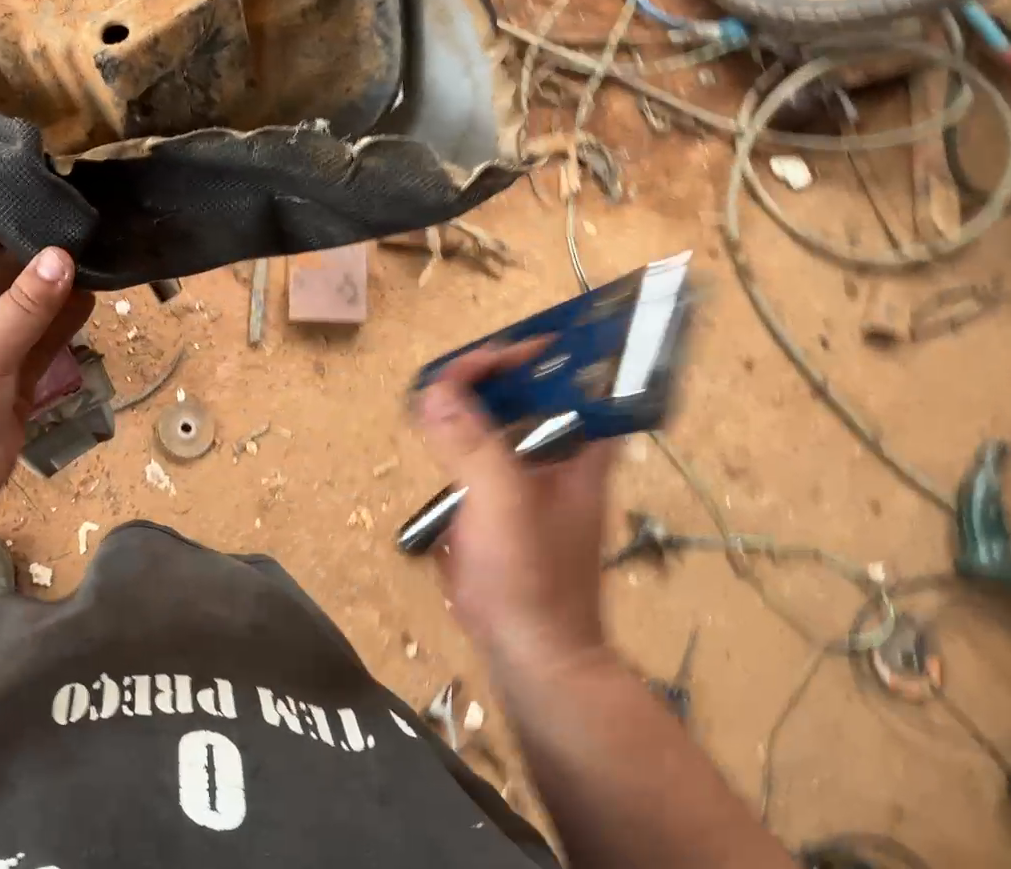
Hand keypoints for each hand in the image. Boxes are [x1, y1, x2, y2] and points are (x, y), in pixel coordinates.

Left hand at [0, 219, 94, 528]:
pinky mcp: (16, 374)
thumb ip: (23, 306)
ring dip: (57, 282)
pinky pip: (43, 337)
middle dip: (39, 246)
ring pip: (29, 302)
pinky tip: (93, 295)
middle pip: (4, 266)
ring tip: (100, 248)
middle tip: (88, 215)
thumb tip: (63, 256)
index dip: (0, 212)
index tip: (47, 187)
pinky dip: (64, 320)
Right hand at [412, 344, 617, 674]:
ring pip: (498, 433)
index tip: (488, 356)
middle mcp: (559, 467)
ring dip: (467, 413)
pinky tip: (433, 445)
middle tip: (445, 376)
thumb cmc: (529, 576)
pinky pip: (478, 465)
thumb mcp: (501, 501)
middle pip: (528, 404)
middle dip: (488, 382)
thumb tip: (433, 389)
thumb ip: (469, 442)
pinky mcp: (499, 515)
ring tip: (431, 400)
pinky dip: (455, 448)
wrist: (530, 654)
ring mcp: (529, 492)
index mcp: (579, 458)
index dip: (534, 362)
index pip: (567, 387)